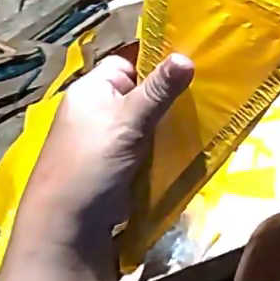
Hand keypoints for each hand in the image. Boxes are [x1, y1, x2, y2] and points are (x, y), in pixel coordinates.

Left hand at [18, 51, 193, 261]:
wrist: (68, 226)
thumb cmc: (92, 162)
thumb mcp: (128, 120)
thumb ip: (159, 88)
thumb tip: (186, 56)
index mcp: (92, 89)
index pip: (129, 58)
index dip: (158, 55)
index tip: (194, 54)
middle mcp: (99, 106)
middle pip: (144, 85)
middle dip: (173, 85)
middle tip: (210, 80)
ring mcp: (110, 133)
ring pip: (151, 111)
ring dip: (174, 112)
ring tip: (209, 104)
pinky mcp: (122, 156)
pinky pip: (152, 134)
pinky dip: (169, 133)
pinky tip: (193, 131)